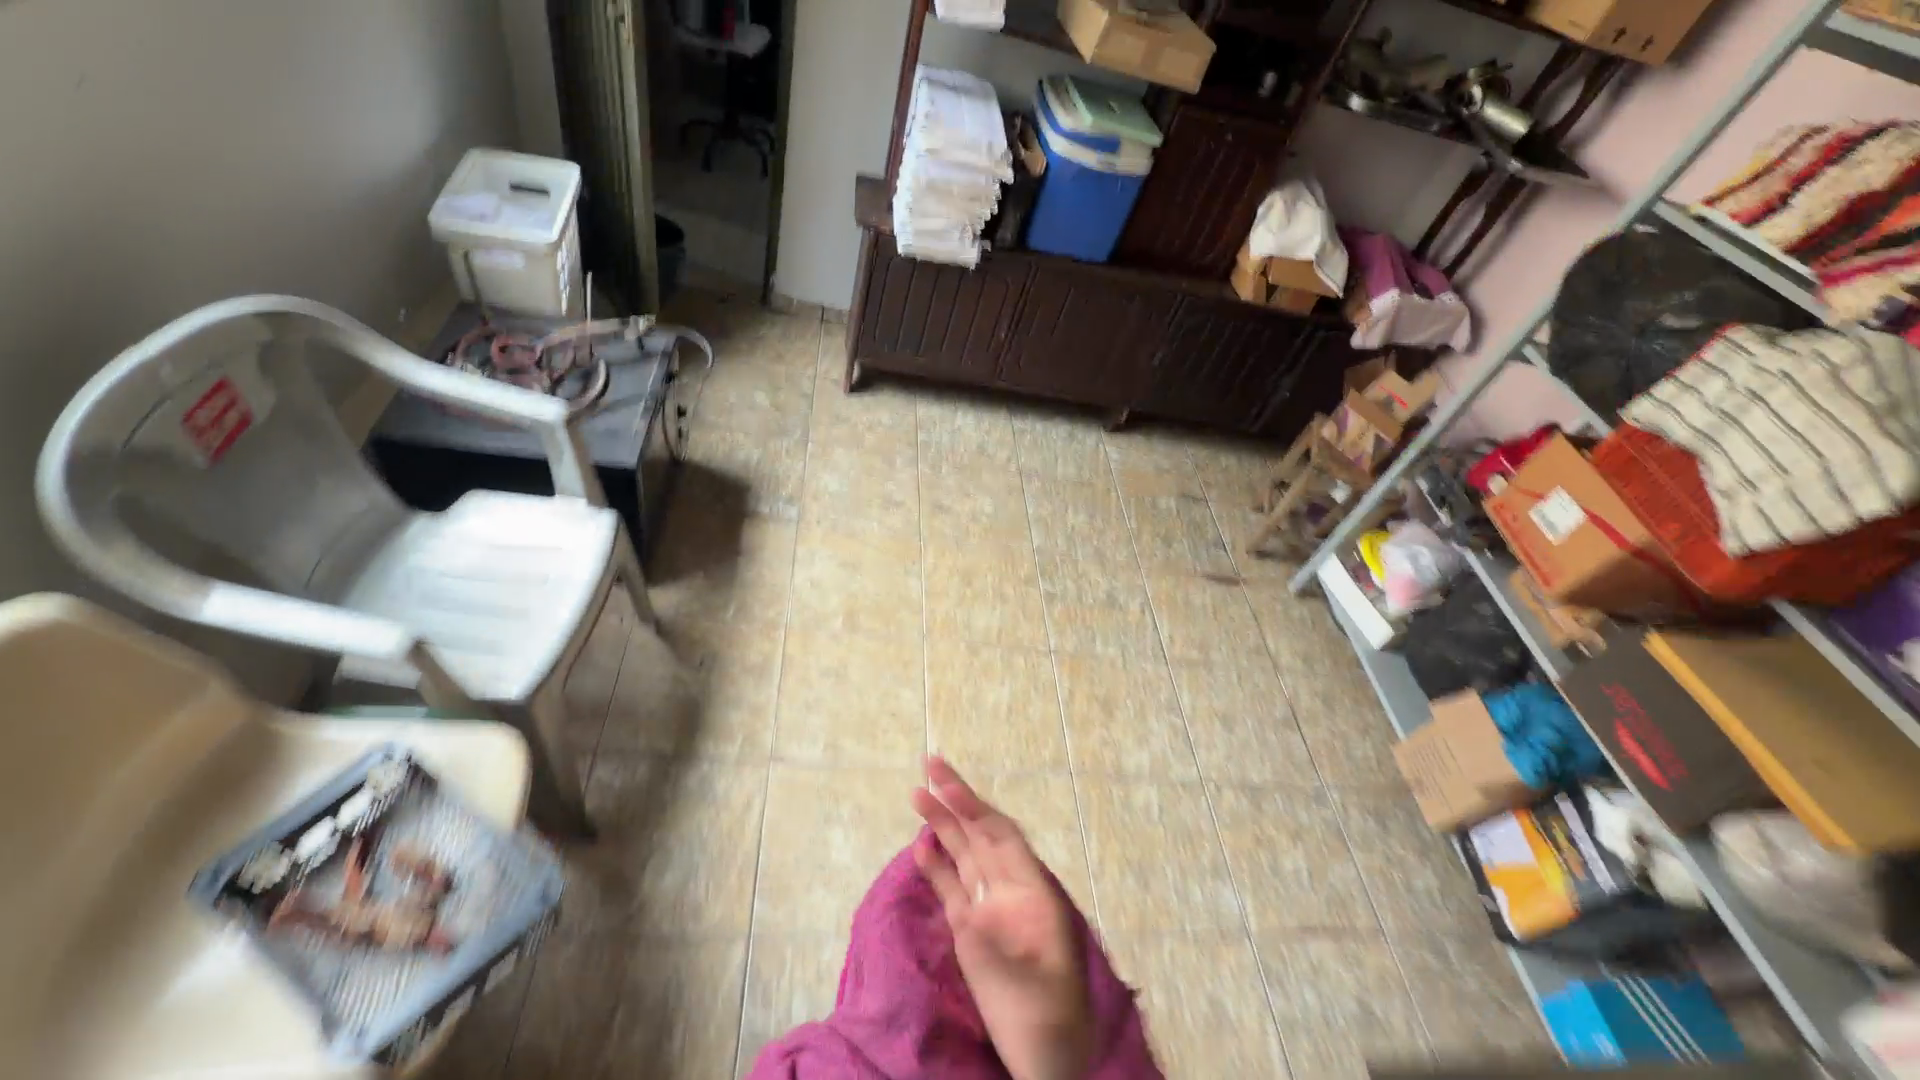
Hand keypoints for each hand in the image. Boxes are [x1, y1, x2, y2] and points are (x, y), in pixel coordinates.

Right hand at [911, 756, 1092, 1079]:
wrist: (1046, 1056)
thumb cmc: (1048, 1020)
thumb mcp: (1035, 982)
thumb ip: (1003, 948)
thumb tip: (974, 918)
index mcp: (1033, 891)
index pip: (1000, 835)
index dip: (974, 805)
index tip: (947, 779)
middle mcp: (1011, 891)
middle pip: (981, 835)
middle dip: (957, 800)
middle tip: (929, 765)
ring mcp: (990, 910)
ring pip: (964, 856)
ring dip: (942, 826)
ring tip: (916, 794)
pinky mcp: (971, 932)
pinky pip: (952, 889)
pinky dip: (937, 866)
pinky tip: (921, 846)